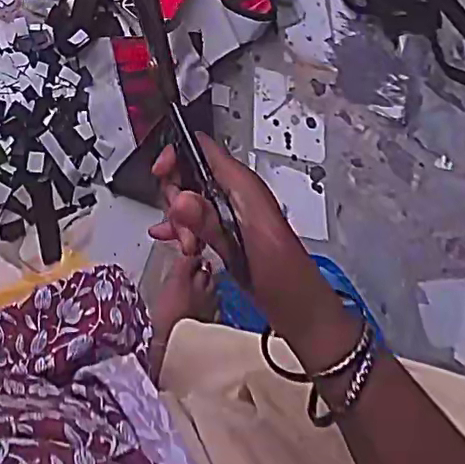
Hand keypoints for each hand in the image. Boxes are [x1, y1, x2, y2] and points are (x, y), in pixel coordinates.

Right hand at [150, 132, 353, 349]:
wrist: (303, 315)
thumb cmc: (288, 282)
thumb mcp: (243, 251)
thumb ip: (211, 223)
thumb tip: (180, 199)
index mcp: (243, 187)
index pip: (202, 148)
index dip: (176, 154)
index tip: (161, 172)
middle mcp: (236, 194)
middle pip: (188, 173)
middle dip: (175, 196)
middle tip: (179, 223)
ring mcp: (230, 212)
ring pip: (187, 198)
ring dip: (178, 219)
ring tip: (187, 243)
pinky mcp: (226, 230)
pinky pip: (194, 218)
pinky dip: (183, 228)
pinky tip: (180, 241)